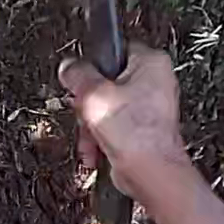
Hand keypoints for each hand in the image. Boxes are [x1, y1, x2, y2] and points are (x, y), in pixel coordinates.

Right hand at [57, 44, 187, 198]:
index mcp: (151, 63)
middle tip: (87, 115)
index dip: (91, 69)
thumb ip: (78, 75)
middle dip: (88, 106)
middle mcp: (155, 82)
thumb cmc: (134, 134)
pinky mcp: (142, 130)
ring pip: (105, 109)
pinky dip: (100, 140)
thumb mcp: (94, 95)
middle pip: (105, 85)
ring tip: (92, 139)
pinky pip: (112, 128)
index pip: (113, 51)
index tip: (80, 83)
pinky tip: (96, 151)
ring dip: (90, 127)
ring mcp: (150, 108)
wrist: (150, 172)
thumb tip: (69, 66)